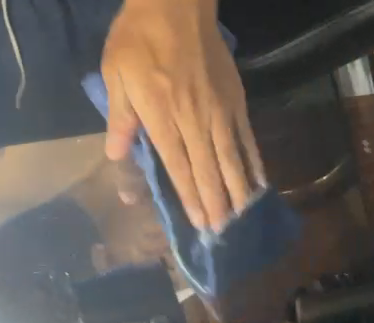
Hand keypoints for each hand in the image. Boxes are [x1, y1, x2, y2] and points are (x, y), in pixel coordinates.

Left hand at [100, 0, 265, 231]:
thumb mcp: (115, 72)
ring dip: (238, 194)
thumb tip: (116, 155)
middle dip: (217, 206)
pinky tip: (258, 185)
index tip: (201, 225)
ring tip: (244, 220)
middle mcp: (194, 120)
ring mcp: (219, 113)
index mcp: (162, 115)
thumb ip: (119, 117)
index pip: (179, 166)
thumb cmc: (139, 36)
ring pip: (231, 162)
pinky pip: (246, 140)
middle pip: (208, 171)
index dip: (190, 198)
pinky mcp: (236, 103)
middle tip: (224, 235)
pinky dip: (253, 165)